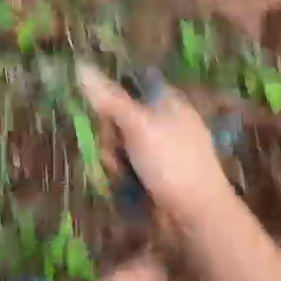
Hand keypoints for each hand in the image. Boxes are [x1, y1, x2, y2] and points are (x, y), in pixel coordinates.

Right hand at [77, 64, 237, 228]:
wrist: (199, 214)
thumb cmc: (171, 162)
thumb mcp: (137, 125)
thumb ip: (109, 98)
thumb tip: (81, 66)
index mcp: (169, 101)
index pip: (133, 81)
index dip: (112, 91)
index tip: (97, 106)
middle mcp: (166, 119)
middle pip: (121, 112)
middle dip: (108, 130)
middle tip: (111, 144)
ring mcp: (163, 145)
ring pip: (122, 138)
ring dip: (112, 152)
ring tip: (117, 167)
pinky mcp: (159, 169)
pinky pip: (129, 158)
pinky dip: (121, 166)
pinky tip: (123, 177)